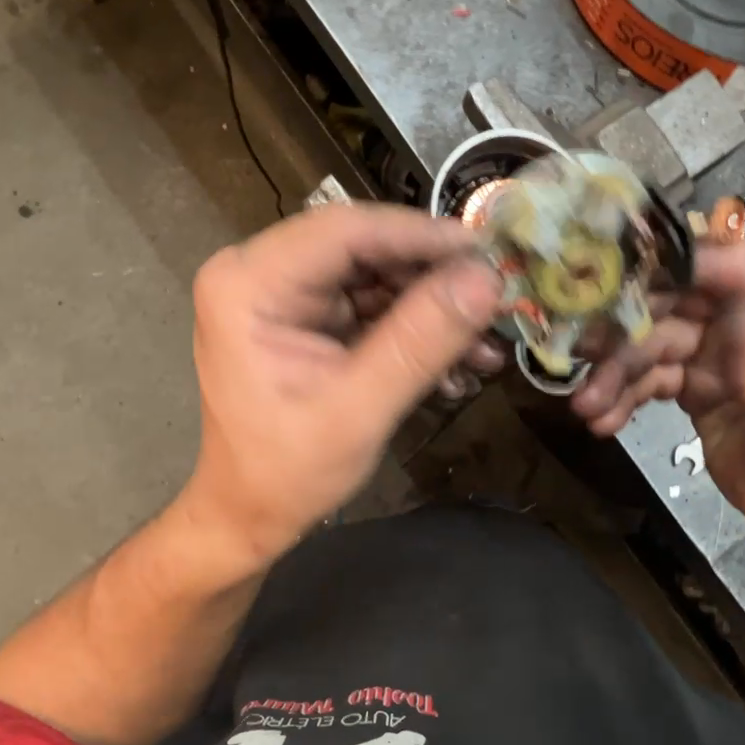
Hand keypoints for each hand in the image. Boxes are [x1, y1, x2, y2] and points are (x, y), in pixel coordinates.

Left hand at [185, 205, 501, 560]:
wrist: (250, 514)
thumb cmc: (287, 472)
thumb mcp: (358, 410)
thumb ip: (420, 342)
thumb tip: (486, 280)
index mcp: (248, 284)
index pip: (344, 231)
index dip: (420, 235)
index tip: (486, 250)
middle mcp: (259, 273)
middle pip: (364, 249)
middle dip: (433, 278)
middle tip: (496, 300)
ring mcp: (284, 294)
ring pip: (376, 275)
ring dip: (433, 309)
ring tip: (486, 346)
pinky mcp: (308, 317)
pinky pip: (372, 304)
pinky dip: (416, 330)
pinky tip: (458, 361)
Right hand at [571, 242, 744, 563]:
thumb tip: (728, 312)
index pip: (744, 264)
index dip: (686, 265)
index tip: (627, 274)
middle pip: (685, 299)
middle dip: (632, 324)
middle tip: (585, 345)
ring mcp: (728, 351)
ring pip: (659, 341)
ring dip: (618, 369)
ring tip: (586, 402)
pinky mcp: (701, 385)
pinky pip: (654, 379)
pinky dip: (625, 396)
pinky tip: (602, 419)